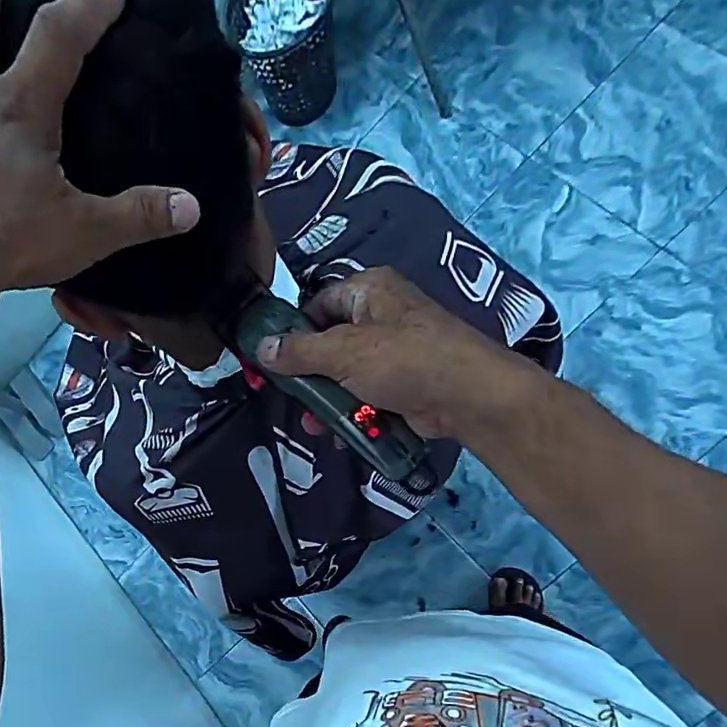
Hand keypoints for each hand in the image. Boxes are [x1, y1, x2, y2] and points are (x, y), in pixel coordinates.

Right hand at [256, 268, 544, 438]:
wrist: (467, 396)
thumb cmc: (403, 360)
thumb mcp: (342, 352)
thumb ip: (298, 352)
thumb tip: (260, 348)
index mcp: (370, 290)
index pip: (319, 303)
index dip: (295, 331)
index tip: (275, 361)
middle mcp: (384, 315)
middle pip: (333, 345)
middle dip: (312, 378)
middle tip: (296, 402)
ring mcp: (399, 352)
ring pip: (350, 376)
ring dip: (331, 403)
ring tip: (317, 427)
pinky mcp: (408, 384)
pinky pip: (372, 396)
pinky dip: (357, 414)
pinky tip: (344, 436)